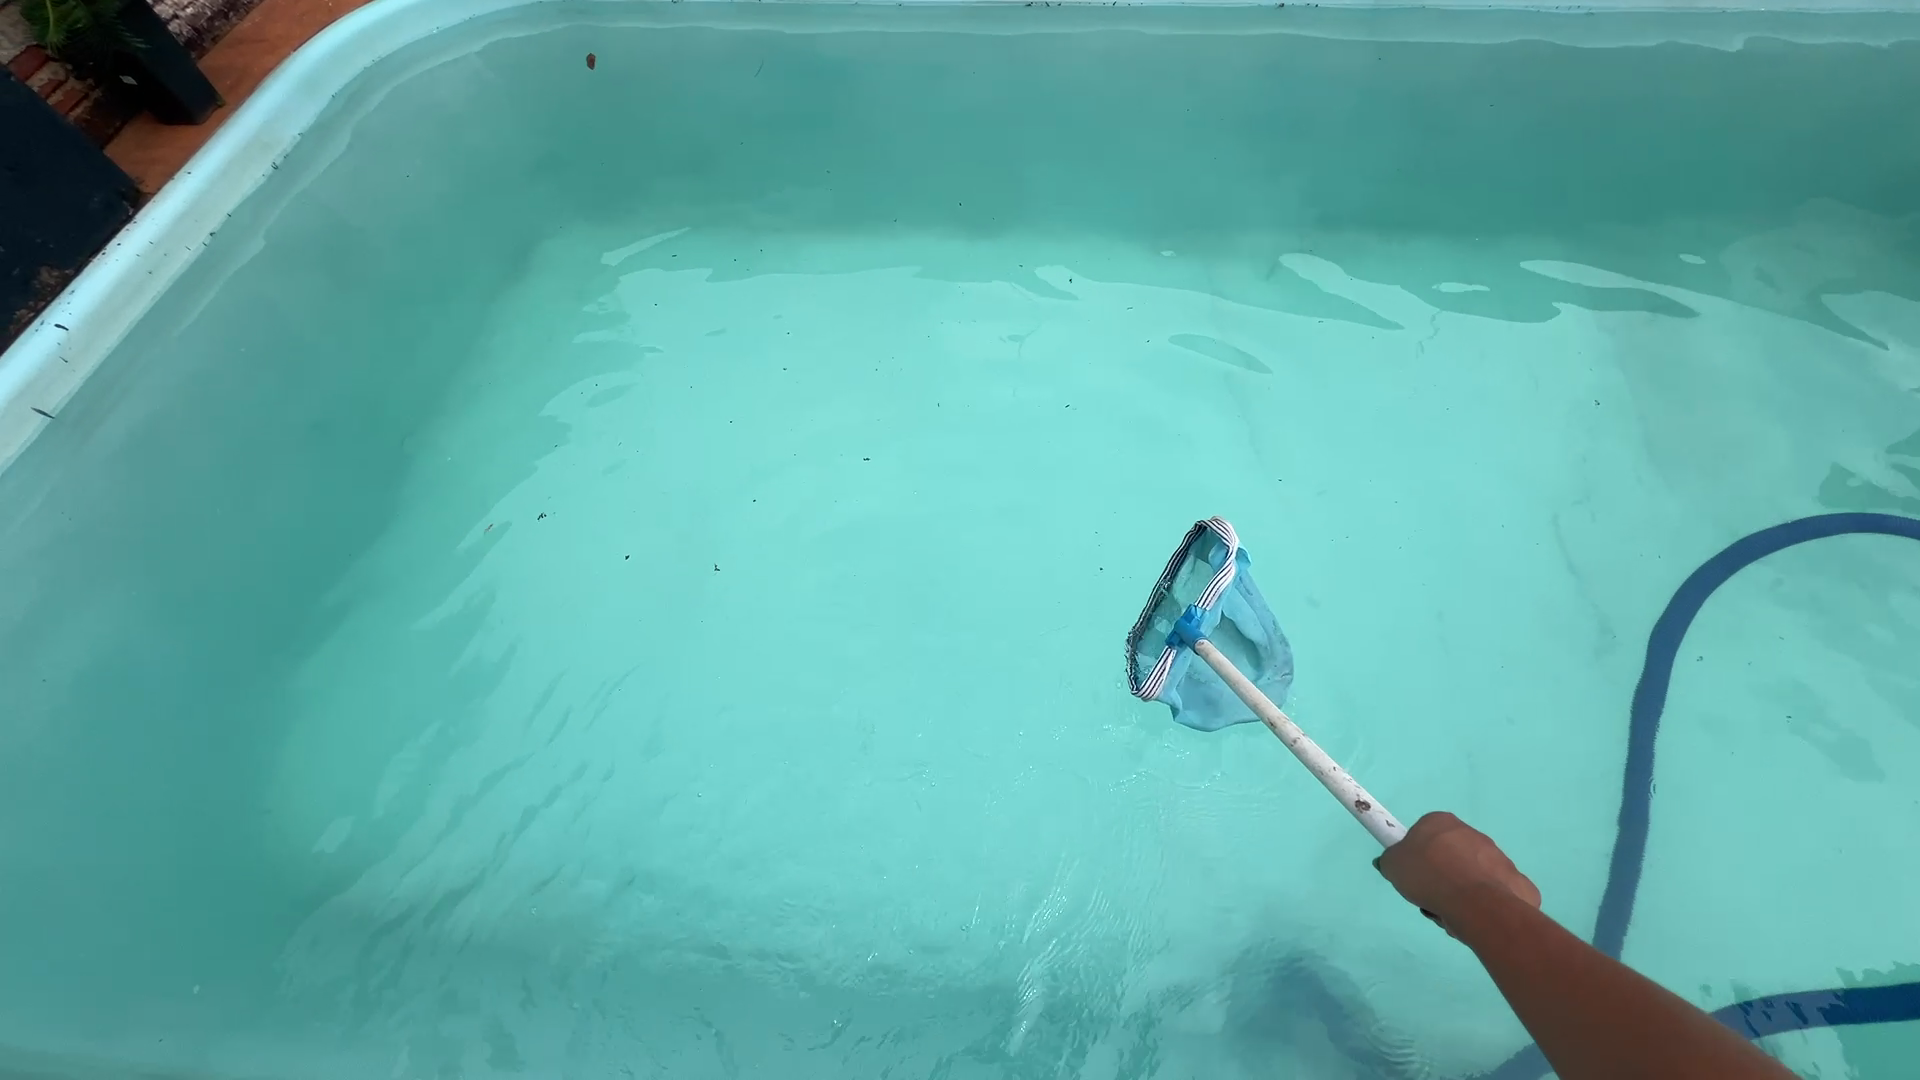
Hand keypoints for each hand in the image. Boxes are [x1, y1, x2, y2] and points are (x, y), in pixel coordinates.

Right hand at [1375, 812, 1540, 930]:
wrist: (1475, 904)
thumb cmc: (1429, 876)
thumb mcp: (1393, 866)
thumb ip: (1392, 861)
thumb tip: (1394, 864)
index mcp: (1441, 822)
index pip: (1426, 834)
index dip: (1419, 855)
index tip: (1416, 873)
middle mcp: (1473, 833)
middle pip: (1452, 855)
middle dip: (1442, 874)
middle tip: (1431, 895)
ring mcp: (1501, 858)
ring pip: (1474, 875)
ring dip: (1463, 891)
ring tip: (1452, 911)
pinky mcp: (1520, 883)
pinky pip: (1499, 893)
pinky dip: (1488, 904)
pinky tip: (1477, 916)